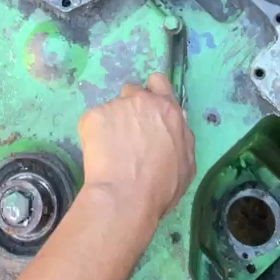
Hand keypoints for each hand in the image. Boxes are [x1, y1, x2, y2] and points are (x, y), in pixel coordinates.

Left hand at [78, 73, 195, 223]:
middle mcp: (142, 101)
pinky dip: (95, 135)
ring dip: (113, 122)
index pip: (159, 82)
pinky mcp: (93, 116)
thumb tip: (176, 124)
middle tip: (129, 132)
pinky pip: (94, 122)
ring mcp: (115, 106)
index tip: (147, 109)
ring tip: (112, 150)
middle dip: (131, 106)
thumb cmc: (161, 187)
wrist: (124, 197)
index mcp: (168, 110)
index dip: (152, 93)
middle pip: (133, 91)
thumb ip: (181, 136)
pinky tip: (99, 156)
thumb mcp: (186, 164)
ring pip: (113, 108)